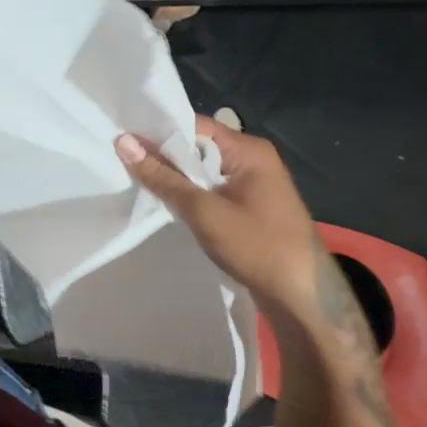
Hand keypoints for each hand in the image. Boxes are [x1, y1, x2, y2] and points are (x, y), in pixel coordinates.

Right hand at [116, 116, 322, 321]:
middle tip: (122, 158)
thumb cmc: (258, 247)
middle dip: (163, 154)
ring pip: (202, 170)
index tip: (122, 138)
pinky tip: (166, 201)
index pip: (194, 126)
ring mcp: (253, 184)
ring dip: (175, 176)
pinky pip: (211, 188)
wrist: (304, 301)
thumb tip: (123, 142)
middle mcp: (253, 159)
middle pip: (197, 146)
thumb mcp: (203, 210)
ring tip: (137, 178)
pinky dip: (189, 192)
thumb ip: (162, 176)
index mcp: (249, 150)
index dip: (158, 130)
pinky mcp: (250, 207)